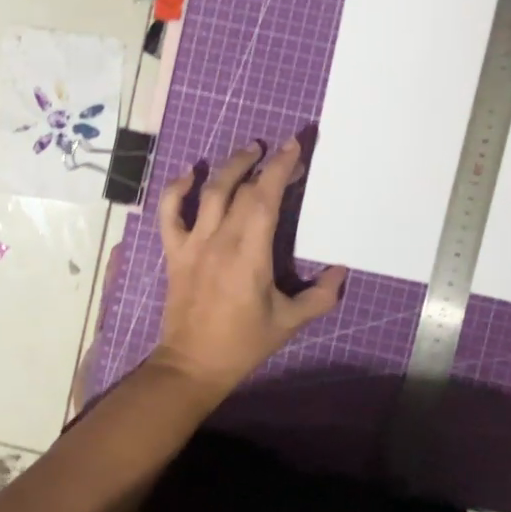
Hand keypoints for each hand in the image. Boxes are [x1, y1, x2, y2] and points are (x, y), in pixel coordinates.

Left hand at [152, 136, 348, 394]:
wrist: (192, 364)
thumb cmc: (243, 344)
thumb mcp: (289, 322)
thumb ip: (320, 296)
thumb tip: (340, 270)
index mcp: (249, 255)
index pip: (265, 199)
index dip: (279, 169)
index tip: (294, 147)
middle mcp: (219, 240)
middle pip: (241, 190)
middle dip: (264, 167)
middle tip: (283, 155)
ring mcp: (192, 244)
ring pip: (209, 193)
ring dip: (229, 167)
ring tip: (248, 150)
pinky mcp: (174, 253)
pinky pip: (169, 214)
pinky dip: (176, 190)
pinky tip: (190, 174)